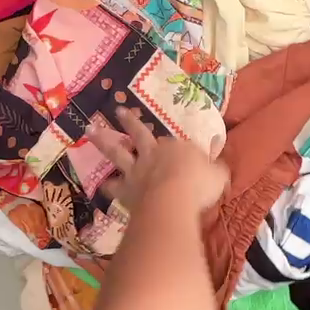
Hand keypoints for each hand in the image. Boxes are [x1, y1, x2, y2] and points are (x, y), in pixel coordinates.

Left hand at [87, 109, 227, 217]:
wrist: (174, 199)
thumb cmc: (199, 185)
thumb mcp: (217, 173)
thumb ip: (216, 165)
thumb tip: (219, 151)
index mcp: (176, 147)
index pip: (173, 142)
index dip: (173, 144)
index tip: (173, 145)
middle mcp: (153, 153)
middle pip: (139, 134)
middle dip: (129, 122)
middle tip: (119, 110)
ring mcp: (137, 170)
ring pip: (117, 152)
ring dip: (104, 141)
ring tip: (90, 129)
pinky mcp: (126, 189)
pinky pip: (114, 187)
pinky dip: (108, 186)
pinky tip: (102, 186)